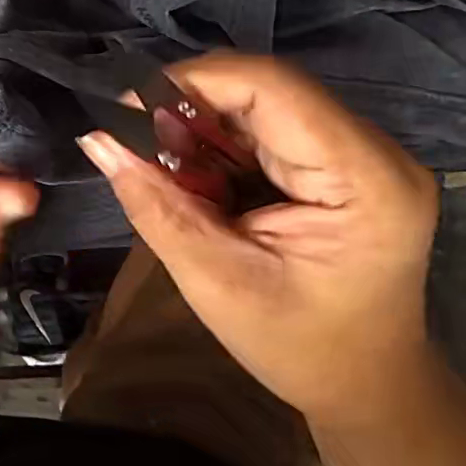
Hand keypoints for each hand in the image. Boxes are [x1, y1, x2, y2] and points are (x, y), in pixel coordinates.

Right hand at [76, 53, 439, 429]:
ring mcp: (355, 150)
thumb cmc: (297, 346)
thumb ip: (154, 204)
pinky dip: (212, 140)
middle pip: (261, 87)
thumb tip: (96, 138)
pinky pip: (259, 122)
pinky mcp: (335, 157)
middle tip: (135, 142)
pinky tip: (192, 173)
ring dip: (195, 123)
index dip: (191, 82)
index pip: (270, 87)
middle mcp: (369, 150)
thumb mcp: (214, 281)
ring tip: (162, 164)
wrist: (364, 384)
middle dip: (185, 105)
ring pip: (254, 98)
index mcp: (362, 179)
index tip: (128, 111)